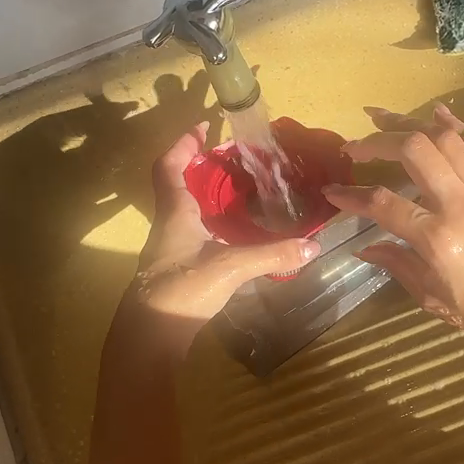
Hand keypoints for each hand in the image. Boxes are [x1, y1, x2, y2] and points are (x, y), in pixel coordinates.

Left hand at [116, 123, 322, 357]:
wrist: (149, 336)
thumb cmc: (182, 289)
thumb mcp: (232, 267)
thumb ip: (273, 255)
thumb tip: (313, 246)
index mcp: (175, 213)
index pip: (170, 167)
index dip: (183, 144)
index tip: (202, 128)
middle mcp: (168, 225)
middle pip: (176, 186)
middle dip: (199, 167)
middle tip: (228, 159)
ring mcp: (169, 250)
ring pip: (184, 211)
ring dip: (204, 197)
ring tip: (237, 192)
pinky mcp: (175, 270)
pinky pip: (192, 234)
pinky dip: (210, 225)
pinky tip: (231, 236)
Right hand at [324, 105, 463, 365]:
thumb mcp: (433, 298)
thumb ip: (398, 265)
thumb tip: (365, 246)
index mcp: (437, 238)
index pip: (382, 204)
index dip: (351, 195)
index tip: (331, 191)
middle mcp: (459, 204)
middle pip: (413, 150)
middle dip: (378, 141)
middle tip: (355, 147)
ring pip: (445, 138)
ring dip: (411, 123)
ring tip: (384, 119)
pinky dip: (455, 125)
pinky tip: (436, 113)